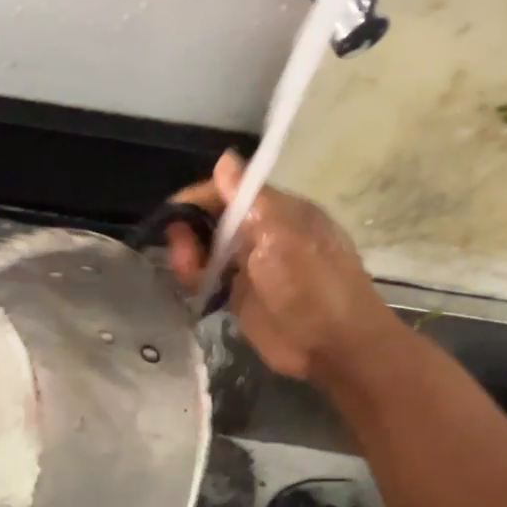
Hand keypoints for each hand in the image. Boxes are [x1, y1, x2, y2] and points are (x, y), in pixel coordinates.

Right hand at [166, 150, 402, 380]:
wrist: (332, 347)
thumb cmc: (312, 285)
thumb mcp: (281, 235)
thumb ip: (249, 199)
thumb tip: (225, 159)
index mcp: (279, 212)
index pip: (232, 191)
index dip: (201, 197)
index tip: (173, 212)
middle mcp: (263, 234)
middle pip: (215, 220)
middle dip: (191, 228)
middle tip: (178, 247)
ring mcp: (251, 267)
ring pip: (208, 250)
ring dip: (190, 255)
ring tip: (186, 272)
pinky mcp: (241, 297)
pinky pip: (209, 279)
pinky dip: (194, 278)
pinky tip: (190, 285)